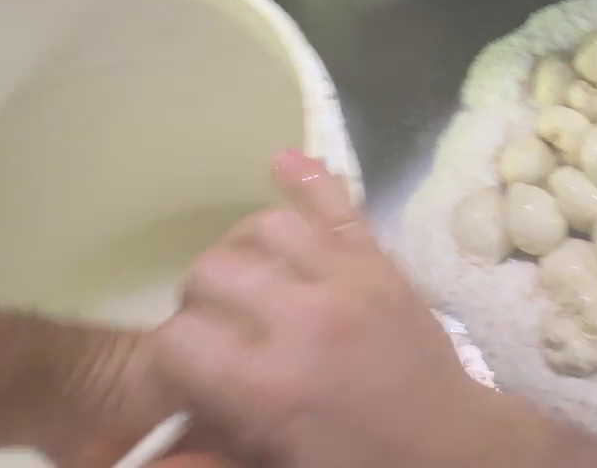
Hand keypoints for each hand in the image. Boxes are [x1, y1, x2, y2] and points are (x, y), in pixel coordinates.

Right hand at [150, 152, 506, 467]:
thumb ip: (206, 459)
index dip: (170, 351)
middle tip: (213, 323)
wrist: (449, 444)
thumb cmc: (357, 466)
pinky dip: (306, 178)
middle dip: (198, 296)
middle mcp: (302, 318)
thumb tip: (147, 453)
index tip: (183, 365)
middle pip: (215, 271)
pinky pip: (338, 205)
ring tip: (242, 271)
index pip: (180, 339)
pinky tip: (280, 161)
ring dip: (240, 244)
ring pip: (268, 227)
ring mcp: (347, 278)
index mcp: (268, 387)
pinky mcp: (379, 260)